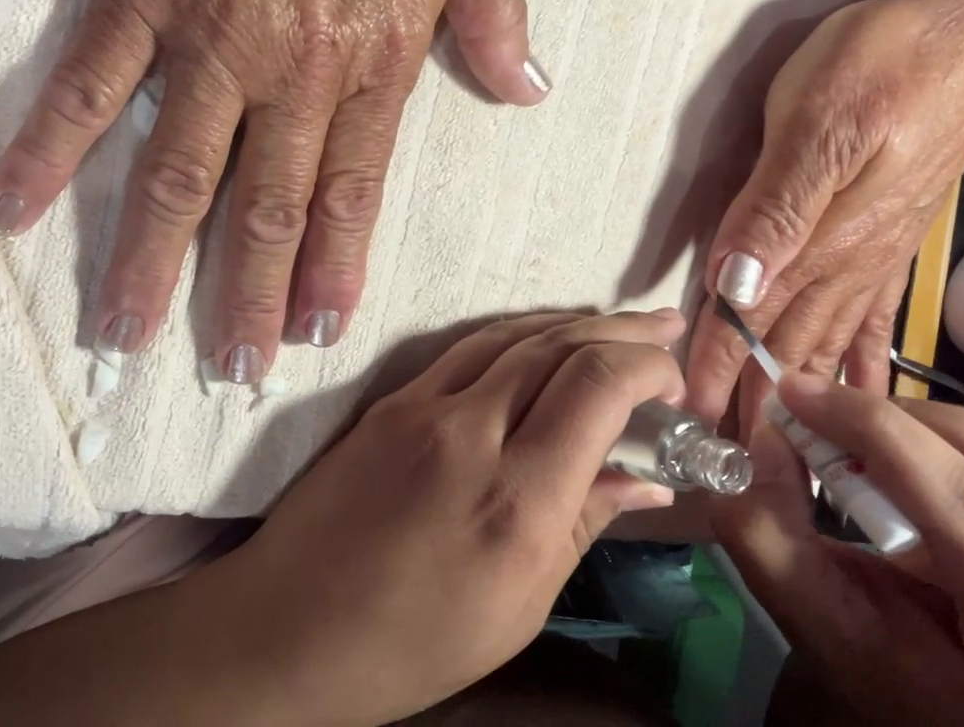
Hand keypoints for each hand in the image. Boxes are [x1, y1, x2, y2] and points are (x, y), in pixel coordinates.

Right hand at [0, 0, 545, 385]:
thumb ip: (494, 16)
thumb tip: (526, 91)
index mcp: (371, 59)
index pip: (352, 191)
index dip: (332, 267)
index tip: (314, 331)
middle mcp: (289, 69)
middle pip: (264, 207)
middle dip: (246, 297)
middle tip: (229, 369)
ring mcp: (206, 39)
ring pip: (177, 175)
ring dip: (148, 263)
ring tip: (124, 335)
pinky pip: (83, 87)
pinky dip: (44, 151)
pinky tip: (10, 211)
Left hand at [194, 310, 686, 723]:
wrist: (291, 623)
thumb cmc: (414, 642)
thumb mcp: (520, 604)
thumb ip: (583, 525)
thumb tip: (645, 479)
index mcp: (517, 499)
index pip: (594, 387)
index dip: (645, 367)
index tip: (672, 381)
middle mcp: (470, 434)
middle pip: (557, 348)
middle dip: (621, 330)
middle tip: (665, 328)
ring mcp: (420, 409)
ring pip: (509, 336)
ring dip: (568, 321)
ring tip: (614, 321)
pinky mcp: (387, 404)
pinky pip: (463, 349)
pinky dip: (513, 335)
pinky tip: (536, 339)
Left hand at [686, 0, 963, 425]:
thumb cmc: (882, 67)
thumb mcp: (817, 129)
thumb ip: (775, 213)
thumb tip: (736, 287)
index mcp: (818, 242)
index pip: (750, 320)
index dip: (715, 369)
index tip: (687, 420)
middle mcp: (847, 260)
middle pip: (787, 347)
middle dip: (753, 401)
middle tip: (726, 458)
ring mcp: (874, 251)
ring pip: (823, 340)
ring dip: (800, 395)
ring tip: (784, 448)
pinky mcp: (890, 234)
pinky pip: (867, 313)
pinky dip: (858, 357)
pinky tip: (860, 393)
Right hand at [714, 375, 963, 725]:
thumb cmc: (900, 690)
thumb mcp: (820, 625)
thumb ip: (768, 532)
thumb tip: (763, 431)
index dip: (876, 430)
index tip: (799, 391)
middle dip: (910, 421)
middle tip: (834, 413)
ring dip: (945, 429)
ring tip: (879, 444)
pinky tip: (935, 471)